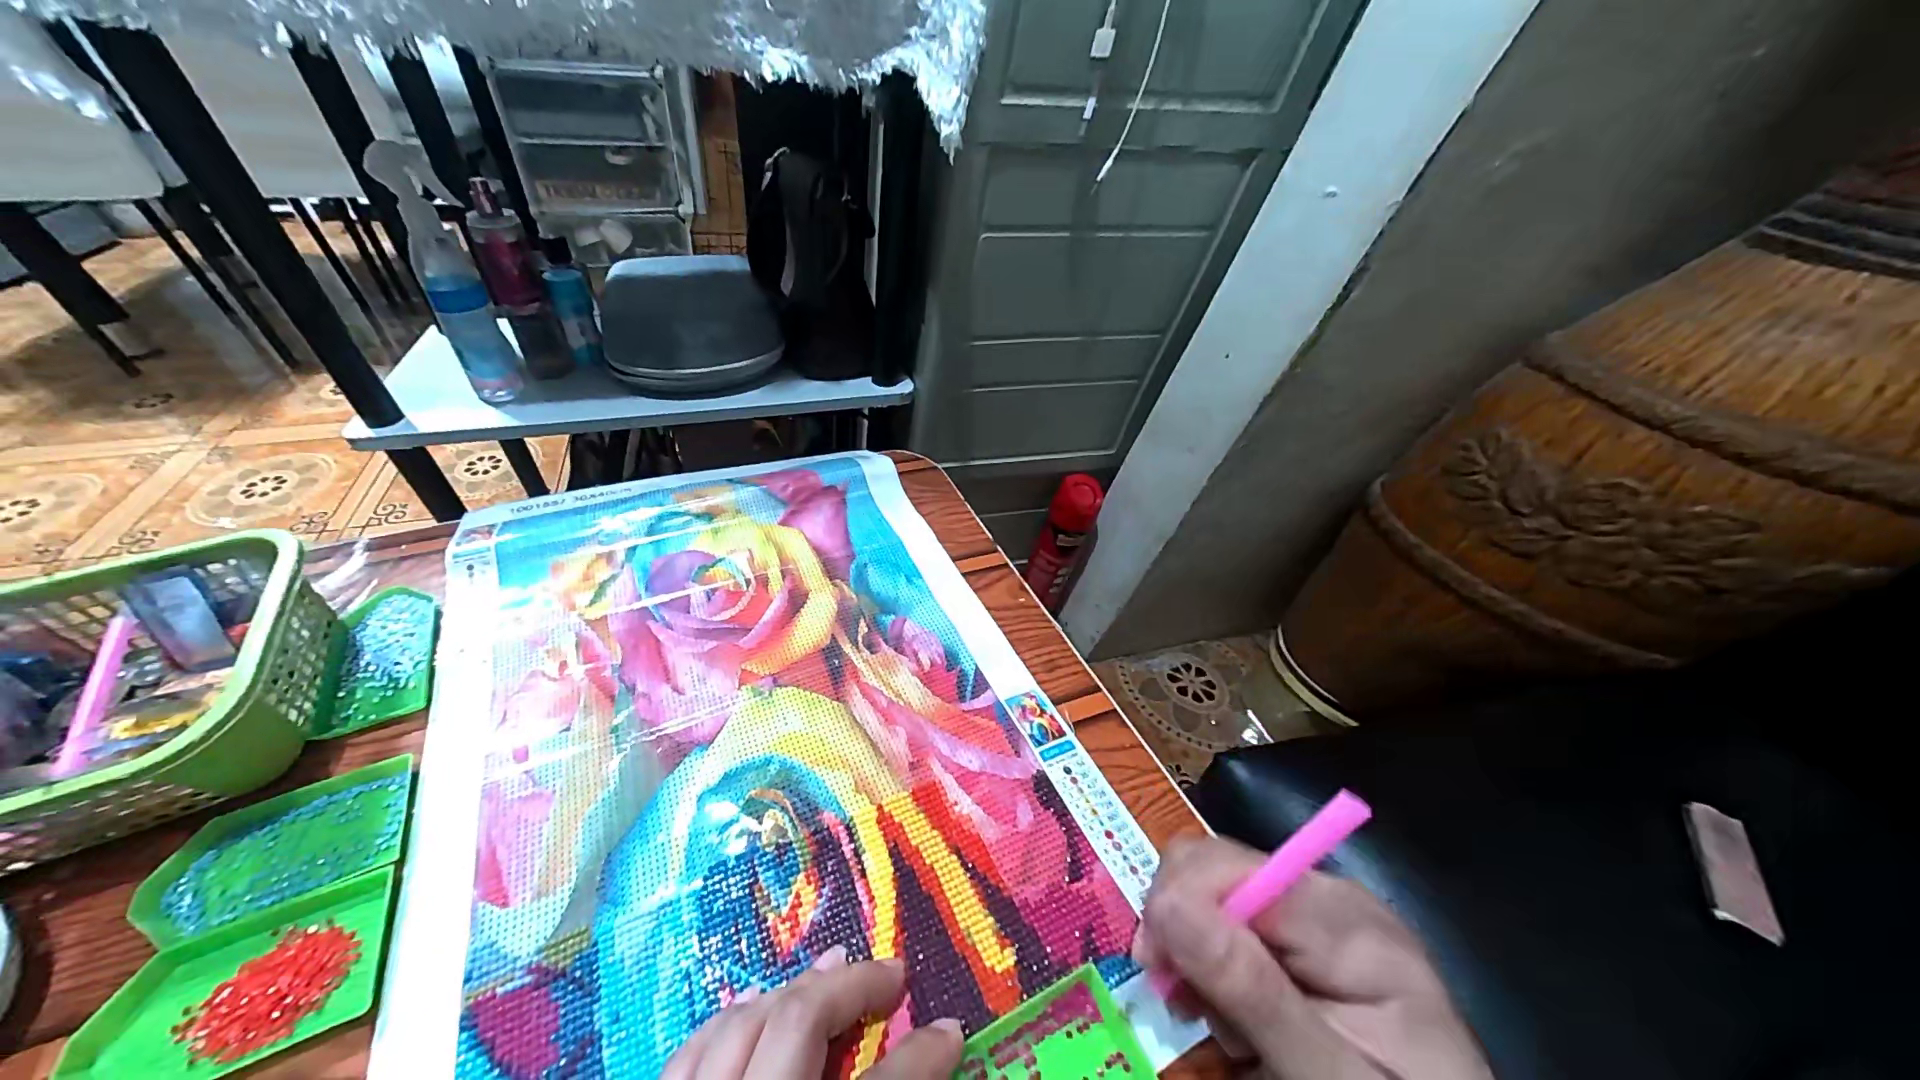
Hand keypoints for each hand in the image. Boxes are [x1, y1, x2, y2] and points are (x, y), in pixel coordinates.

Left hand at [663, 947, 964, 1079]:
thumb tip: (935, 1047)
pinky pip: (689, 1051)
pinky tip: (754, 1007)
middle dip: (850, 987)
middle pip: (798, 1024)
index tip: (953, 1030)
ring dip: (792, 992)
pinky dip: (729, 1021)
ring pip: (740, 1023)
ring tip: (830, 972)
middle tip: (889, 972)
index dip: (924, 1058)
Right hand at [1133, 836, 1492, 1079]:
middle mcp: (1332, 896)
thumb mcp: (1324, 1076)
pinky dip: (1213, 958)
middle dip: (1180, 924)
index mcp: (1348, 922)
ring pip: (1214, 889)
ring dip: (1195, 950)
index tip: (1157, 975)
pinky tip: (1230, 1007)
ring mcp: (1321, 912)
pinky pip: (1234, 916)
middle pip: (1216, 867)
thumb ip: (1250, 989)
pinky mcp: (1309, 934)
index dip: (1175, 904)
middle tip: (1178, 1000)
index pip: (1229, 867)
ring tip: (1219, 1022)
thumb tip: (1168, 905)